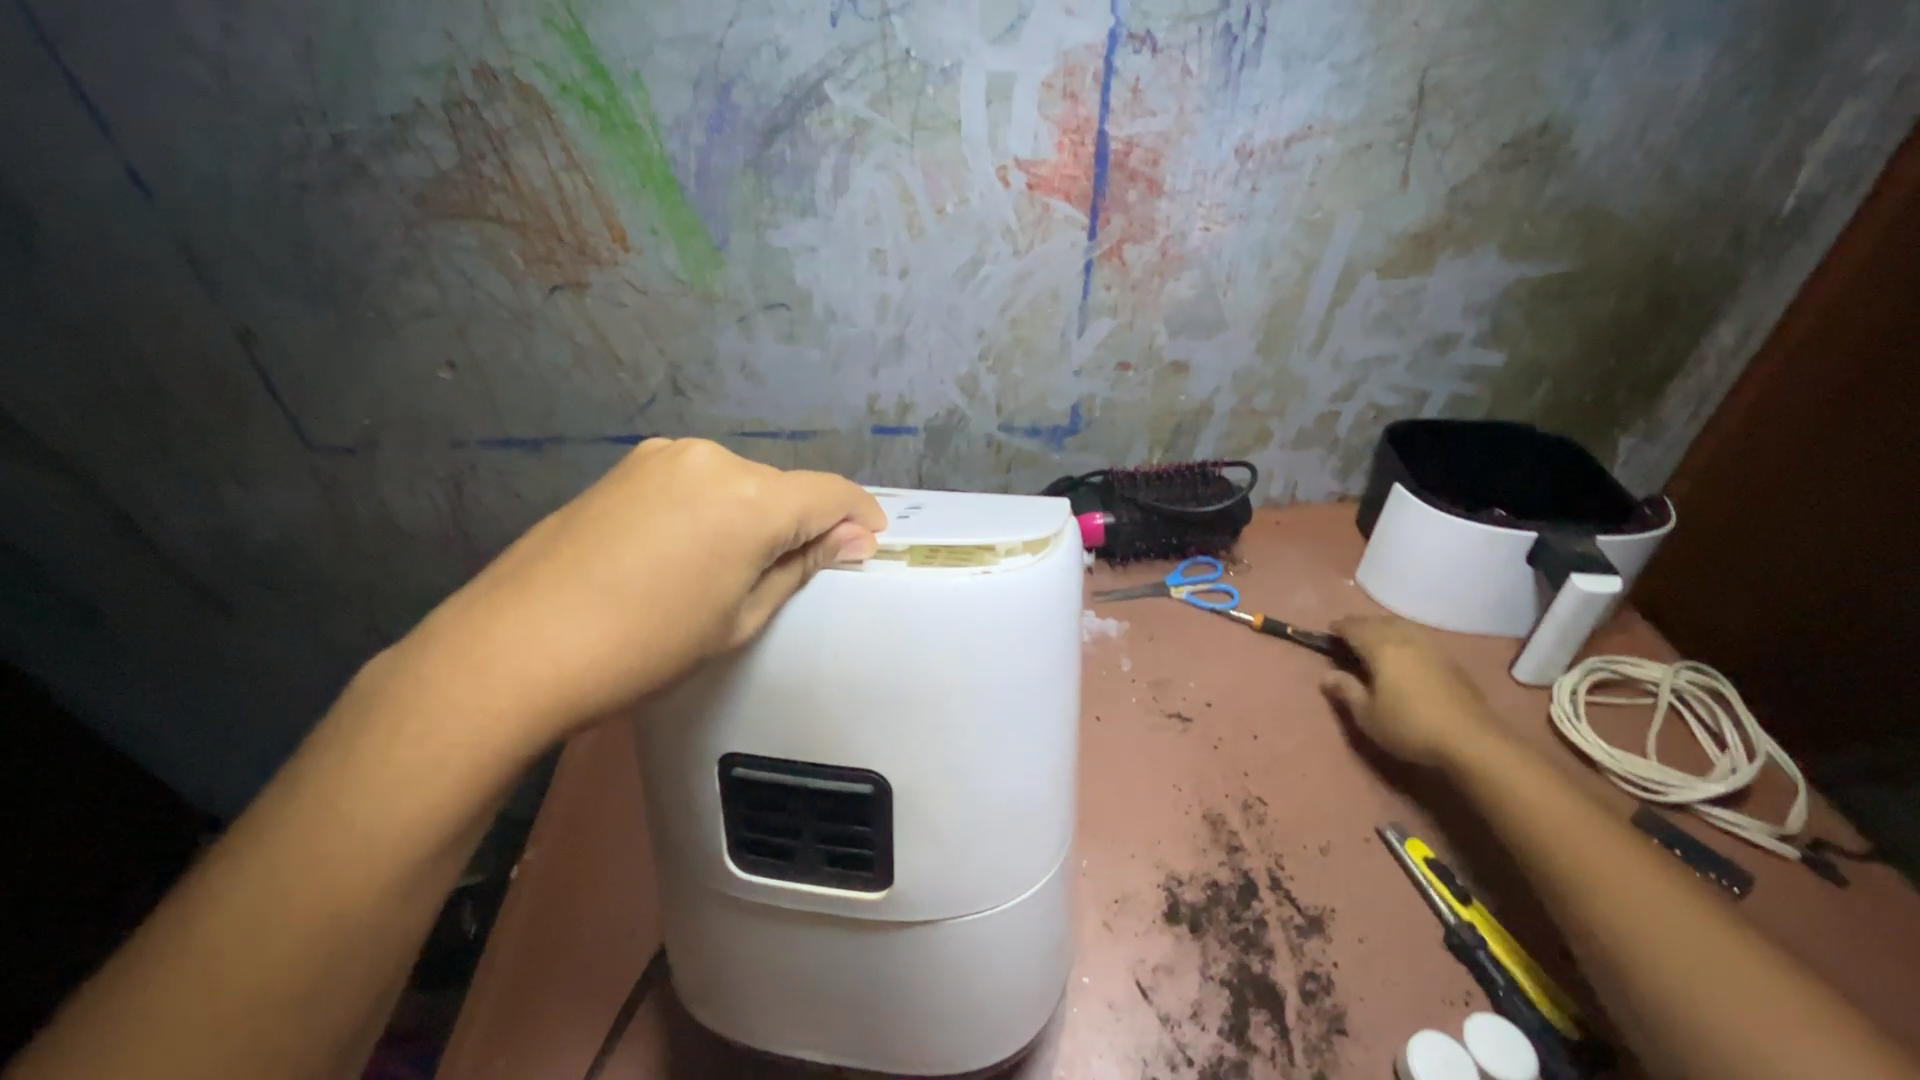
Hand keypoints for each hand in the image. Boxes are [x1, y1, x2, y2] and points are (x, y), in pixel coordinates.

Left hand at [394, 439, 884, 745]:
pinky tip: (684, 555)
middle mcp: (713, 459)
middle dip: (801, 524)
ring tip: (727, 573)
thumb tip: (854, 538)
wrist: (515, 647)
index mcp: (752, 498)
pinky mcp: (625, 468)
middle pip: (782, 488)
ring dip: (752, 518)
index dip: (859, 518)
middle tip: (791, 578)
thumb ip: (801, 567)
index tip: (867, 546)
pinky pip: (694, 483)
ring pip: (737, 484)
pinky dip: (710, 511)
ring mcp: (662, 457)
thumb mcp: (739, 618)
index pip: (832, 493)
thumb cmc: (645, 647)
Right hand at [1319, 615, 1507, 767]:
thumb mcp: (1368, 715)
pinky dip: (1404, 637)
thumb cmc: (1410, 726)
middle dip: (1361, 625)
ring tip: (1375, 639)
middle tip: (1349, 635)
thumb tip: (1327, 676)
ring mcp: (1432, 647)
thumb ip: (1346, 691)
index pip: (1354, 628)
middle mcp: (1406, 639)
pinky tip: (1405, 651)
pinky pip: (1419, 636)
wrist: (1471, 740)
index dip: (1339, 628)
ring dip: (1384, 627)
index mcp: (1381, 648)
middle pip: (1379, 622)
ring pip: (1402, 626)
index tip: (1328, 632)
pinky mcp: (1450, 660)